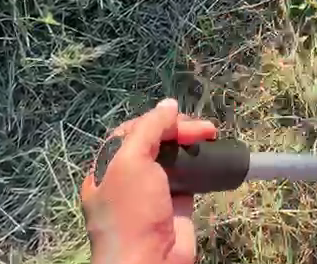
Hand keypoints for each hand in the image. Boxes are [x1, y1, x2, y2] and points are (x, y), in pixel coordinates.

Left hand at [82, 99, 219, 263]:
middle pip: (154, 140)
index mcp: (106, 170)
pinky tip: (210, 154)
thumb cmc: (132, 213)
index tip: (177, 120)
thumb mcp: (131, 163)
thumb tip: (169, 104)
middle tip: (202, 130)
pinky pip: (188, 173)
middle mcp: (127, 179)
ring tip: (210, 136)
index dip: (155, 120)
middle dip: (179, 128)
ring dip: (191, 141)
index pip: (130, 131)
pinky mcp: (176, 202)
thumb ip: (148, 129)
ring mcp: (152, 192)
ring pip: (172, 155)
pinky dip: (199, 161)